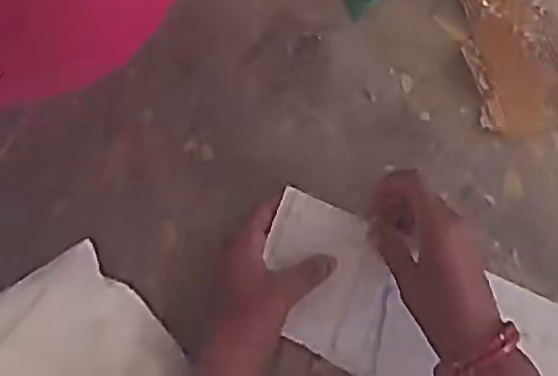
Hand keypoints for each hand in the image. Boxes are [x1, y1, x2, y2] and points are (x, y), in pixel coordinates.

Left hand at [196, 199, 334, 375]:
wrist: (227, 364)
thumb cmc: (249, 319)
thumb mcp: (282, 293)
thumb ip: (306, 272)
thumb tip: (330, 258)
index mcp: (240, 247)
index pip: (260, 213)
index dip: (278, 203)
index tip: (299, 198)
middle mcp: (234, 258)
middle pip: (262, 233)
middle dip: (285, 228)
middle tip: (310, 223)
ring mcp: (236, 280)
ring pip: (263, 255)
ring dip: (283, 252)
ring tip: (310, 248)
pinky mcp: (241, 300)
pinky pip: (263, 275)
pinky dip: (279, 271)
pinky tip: (298, 279)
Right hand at [371, 171, 504, 363]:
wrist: (477, 338)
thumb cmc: (440, 308)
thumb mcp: (408, 279)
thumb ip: (391, 247)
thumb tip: (376, 227)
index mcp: (439, 222)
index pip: (414, 183)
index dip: (391, 184)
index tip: (374, 197)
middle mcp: (453, 219)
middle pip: (422, 192)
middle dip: (397, 197)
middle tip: (377, 214)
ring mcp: (462, 230)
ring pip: (431, 205)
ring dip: (409, 209)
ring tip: (388, 228)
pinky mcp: (466, 243)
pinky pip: (440, 219)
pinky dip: (422, 220)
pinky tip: (407, 239)